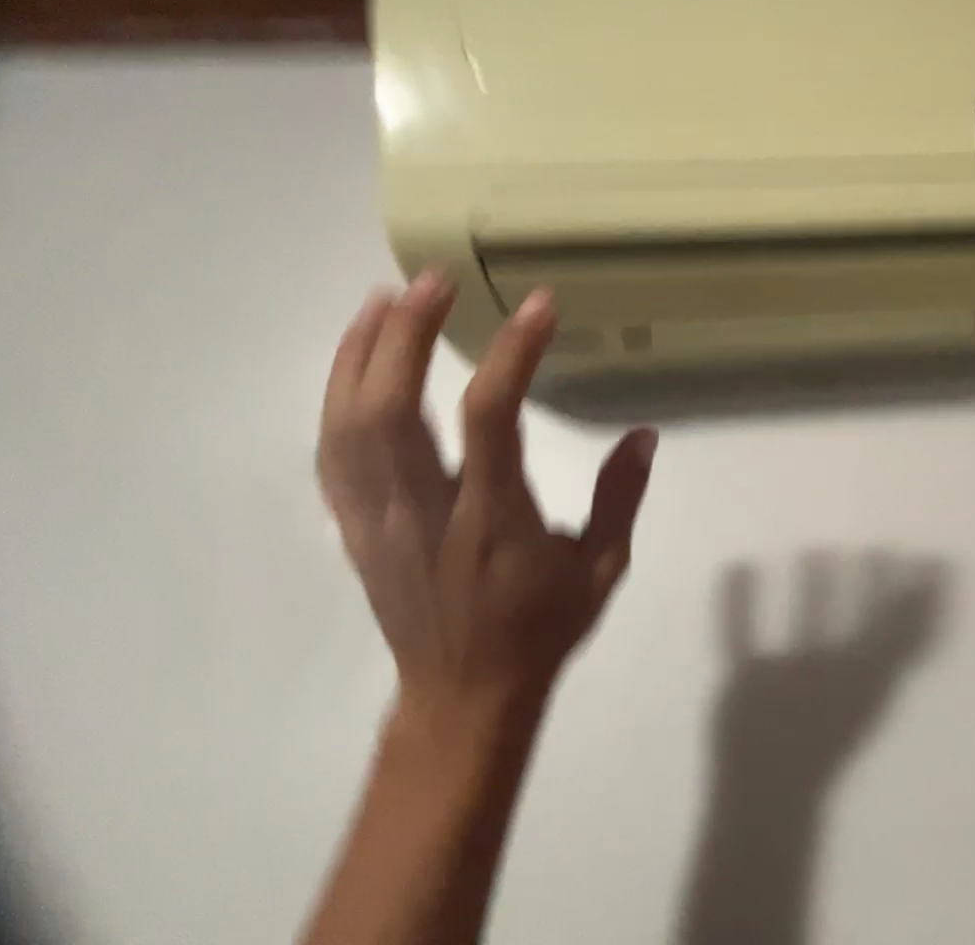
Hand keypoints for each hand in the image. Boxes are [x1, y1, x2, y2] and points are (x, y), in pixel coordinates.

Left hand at [317, 272, 656, 713]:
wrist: (465, 694)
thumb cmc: (541, 629)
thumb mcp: (602, 568)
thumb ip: (620, 498)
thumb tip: (642, 434)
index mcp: (493, 519)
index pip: (492, 417)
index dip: (512, 353)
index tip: (539, 304)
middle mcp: (424, 512)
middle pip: (391, 408)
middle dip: (407, 334)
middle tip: (434, 281)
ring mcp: (378, 521)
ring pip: (347, 424)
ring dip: (361, 354)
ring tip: (384, 300)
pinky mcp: (354, 530)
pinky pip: (332, 456)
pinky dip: (335, 399)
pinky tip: (354, 365)